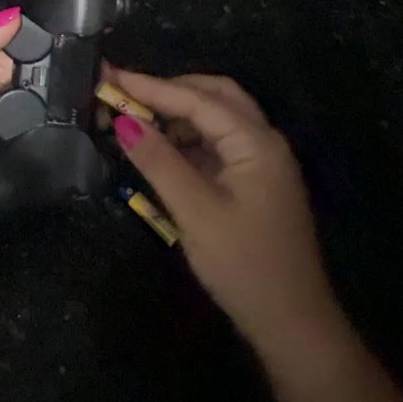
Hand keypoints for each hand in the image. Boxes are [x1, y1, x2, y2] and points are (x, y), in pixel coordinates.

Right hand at [105, 66, 335, 344]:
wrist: (293, 326)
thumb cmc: (244, 266)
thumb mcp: (195, 213)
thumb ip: (159, 162)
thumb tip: (124, 120)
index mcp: (256, 143)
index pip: (197, 100)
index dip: (150, 86)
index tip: (109, 75)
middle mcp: (264, 141)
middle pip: (215, 95)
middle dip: (170, 89)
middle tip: (126, 92)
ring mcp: (262, 162)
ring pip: (217, 118)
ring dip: (178, 113)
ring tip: (136, 120)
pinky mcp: (254, 182)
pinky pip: (219, 143)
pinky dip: (188, 138)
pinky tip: (161, 151)